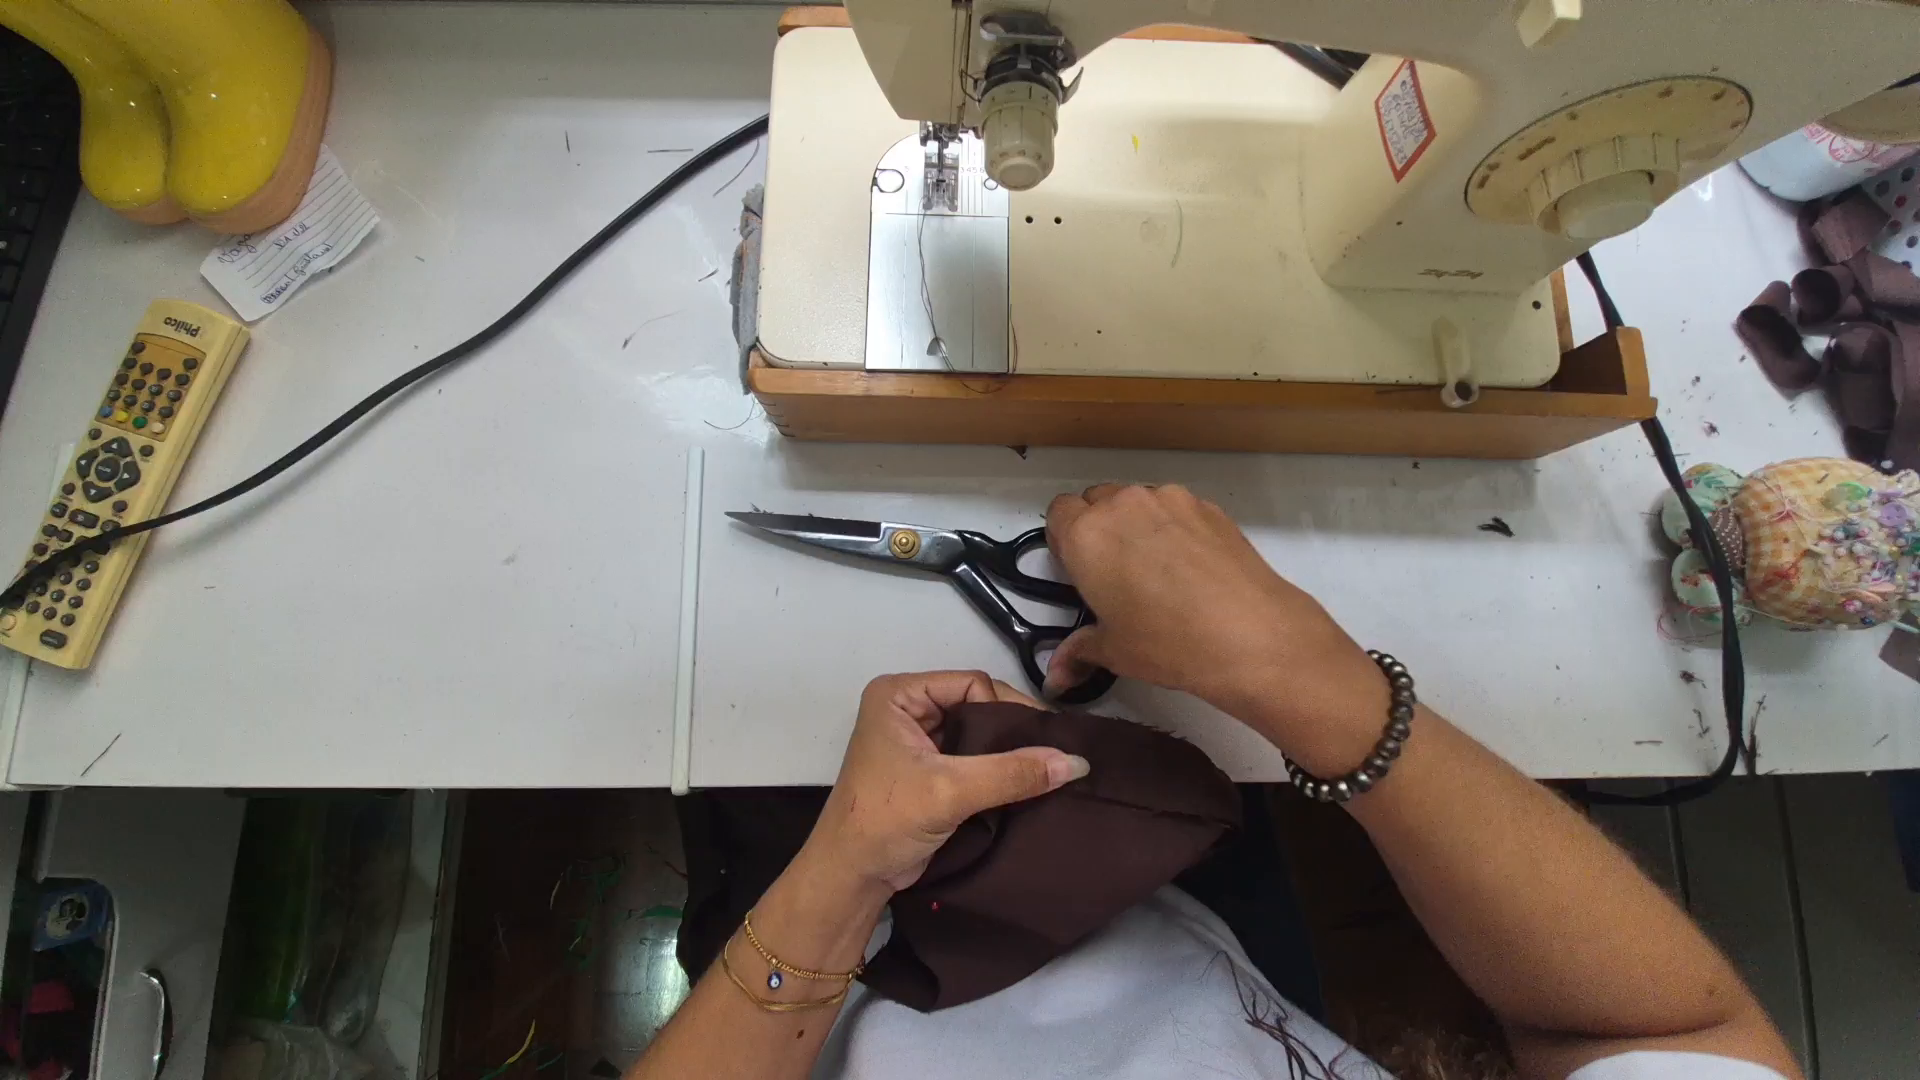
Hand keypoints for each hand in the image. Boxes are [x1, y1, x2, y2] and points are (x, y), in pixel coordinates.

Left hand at [801, 671, 1089, 895]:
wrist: (851, 879)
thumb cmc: (886, 820)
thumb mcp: (950, 791)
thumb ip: (1012, 773)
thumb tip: (1078, 761)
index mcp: (899, 694)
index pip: (971, 683)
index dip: (1007, 708)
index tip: (1044, 738)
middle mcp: (907, 708)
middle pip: (976, 704)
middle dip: (1011, 730)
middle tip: (1054, 752)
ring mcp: (917, 739)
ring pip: (977, 732)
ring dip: (1006, 751)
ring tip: (1047, 767)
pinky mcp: (927, 769)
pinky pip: (972, 757)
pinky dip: (997, 769)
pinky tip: (1027, 782)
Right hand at [1045, 484, 1385, 745]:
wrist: (1251, 634)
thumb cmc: (1167, 642)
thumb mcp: (1114, 651)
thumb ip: (1077, 653)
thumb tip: (1055, 679)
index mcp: (1086, 535)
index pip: (1058, 513)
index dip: (1065, 539)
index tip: (1080, 569)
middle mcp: (1122, 504)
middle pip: (1096, 501)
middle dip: (1099, 528)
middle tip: (1115, 572)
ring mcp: (1169, 500)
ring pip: (1137, 501)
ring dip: (1136, 524)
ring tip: (1158, 569)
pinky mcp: (1207, 505)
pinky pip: (1175, 508)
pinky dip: (1173, 527)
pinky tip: (1191, 567)